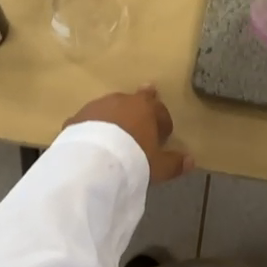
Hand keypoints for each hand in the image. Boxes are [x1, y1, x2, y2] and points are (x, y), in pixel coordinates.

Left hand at [63, 85, 193, 182]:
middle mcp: (119, 100)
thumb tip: (191, 160)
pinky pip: (88, 123)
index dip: (162, 120)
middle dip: (136, 116)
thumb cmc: (133, 158)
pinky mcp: (75, 119)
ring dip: (113, 122)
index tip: (163, 135)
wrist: (92, 162)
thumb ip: (175, 162)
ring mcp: (95, 107)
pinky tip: (92, 145)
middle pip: (132, 104)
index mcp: (144, 107)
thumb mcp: (158, 166)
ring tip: (114, 140)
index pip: (157, 107)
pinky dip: (92, 130)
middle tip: (139, 131)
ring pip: (108, 111)